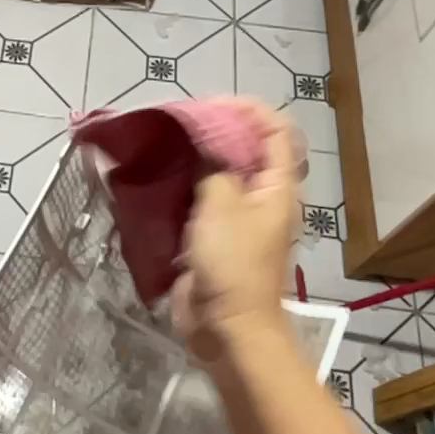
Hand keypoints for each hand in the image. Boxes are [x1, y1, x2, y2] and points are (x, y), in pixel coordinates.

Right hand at [173, 98, 301, 361]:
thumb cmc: (231, 264)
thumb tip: (201, 139)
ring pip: (219, 176)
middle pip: (244, 150)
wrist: (227, 328)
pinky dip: (183, 187)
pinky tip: (158, 182)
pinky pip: (200, 203)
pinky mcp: (213, 239)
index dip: (246, 110)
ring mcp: (237, 220)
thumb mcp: (221, 205)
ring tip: (164, 148)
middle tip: (178, 126)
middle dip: (214, 132)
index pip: (274, 131)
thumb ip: (212, 166)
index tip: (208, 106)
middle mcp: (261, 198)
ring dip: (195, 160)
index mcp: (276, 186)